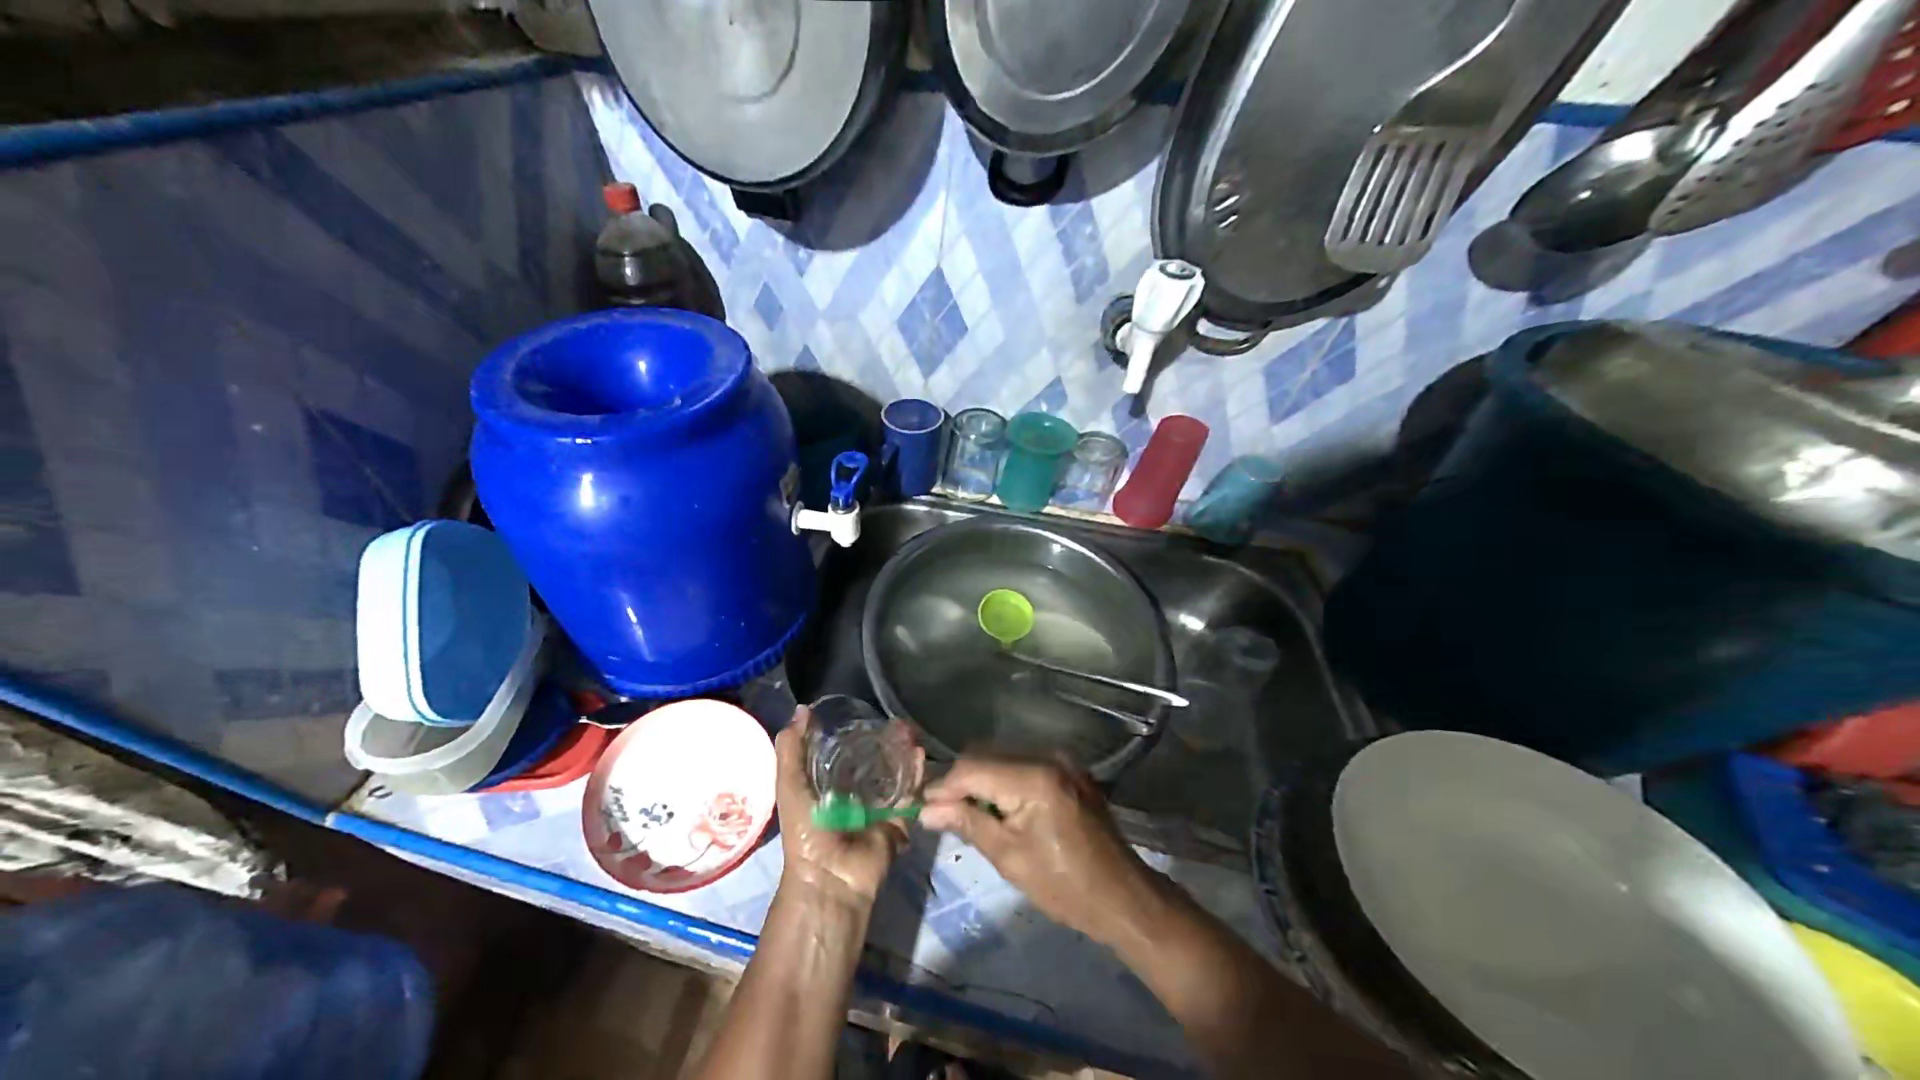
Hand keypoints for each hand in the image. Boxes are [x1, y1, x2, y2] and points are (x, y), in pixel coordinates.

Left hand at [773, 706, 910, 910]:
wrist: (830, 877)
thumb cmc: (805, 830)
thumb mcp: (790, 784)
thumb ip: (792, 748)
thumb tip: (803, 709)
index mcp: (828, 787)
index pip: (844, 753)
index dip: (854, 733)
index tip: (866, 709)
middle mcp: (855, 794)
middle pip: (874, 761)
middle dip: (884, 741)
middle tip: (897, 719)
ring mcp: (879, 807)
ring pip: (895, 774)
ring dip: (903, 752)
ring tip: (910, 729)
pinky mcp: (899, 819)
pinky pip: (911, 794)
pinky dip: (917, 774)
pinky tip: (920, 752)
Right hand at [920, 758, 1166, 948]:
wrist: (1122, 896)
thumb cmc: (1063, 885)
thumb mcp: (1008, 857)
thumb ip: (967, 823)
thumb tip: (927, 810)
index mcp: (1033, 778)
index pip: (973, 767)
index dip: (944, 786)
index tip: (923, 807)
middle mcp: (1048, 757)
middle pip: (987, 755)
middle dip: (961, 781)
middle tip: (941, 812)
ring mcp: (1062, 761)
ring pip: (1004, 757)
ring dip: (982, 780)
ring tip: (966, 812)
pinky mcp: (1069, 771)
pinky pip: (1024, 764)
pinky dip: (1004, 781)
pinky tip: (997, 808)